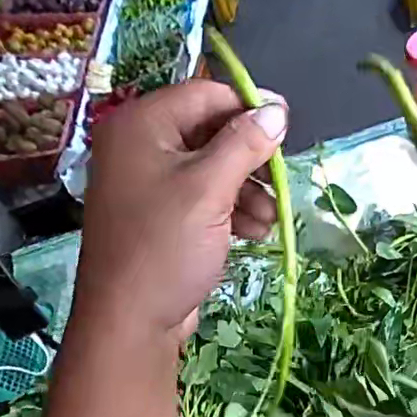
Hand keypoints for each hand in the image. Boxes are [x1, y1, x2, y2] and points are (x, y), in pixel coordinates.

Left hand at [78, 80, 288, 342]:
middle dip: (250, 161)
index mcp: (142, 125)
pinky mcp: (162, 219)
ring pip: (211, 172)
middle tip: (279, 184)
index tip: (286, 130)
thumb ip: (244, 145)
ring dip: (247, 192)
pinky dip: (230, 212)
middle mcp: (141, 148)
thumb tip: (277, 110)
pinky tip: (255, 232)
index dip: (249, 109)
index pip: (205, 96)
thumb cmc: (165, 246)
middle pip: (210, 135)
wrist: (131, 320)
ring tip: (270, 219)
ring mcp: (150, 186)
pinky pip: (202, 201)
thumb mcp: (209, 190)